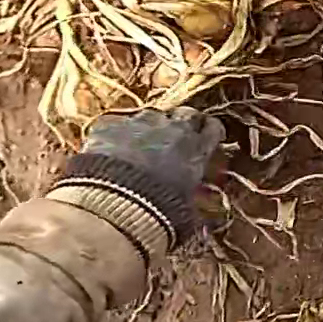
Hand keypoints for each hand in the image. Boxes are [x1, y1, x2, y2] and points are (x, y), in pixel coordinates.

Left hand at [81, 107, 221, 193]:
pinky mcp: (109, 126)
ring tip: (143, 143)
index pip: (213, 127)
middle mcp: (174, 129)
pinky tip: (112, 147)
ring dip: (151, 125)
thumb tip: (200, 195)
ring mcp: (140, 124)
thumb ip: (196, 189)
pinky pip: (116, 123)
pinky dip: (117, 133)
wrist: (113, 205)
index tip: (207, 138)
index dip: (210, 132)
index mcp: (198, 147)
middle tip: (178, 137)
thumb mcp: (190, 201)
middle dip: (184, 122)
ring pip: (152, 114)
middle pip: (187, 113)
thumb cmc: (158, 208)